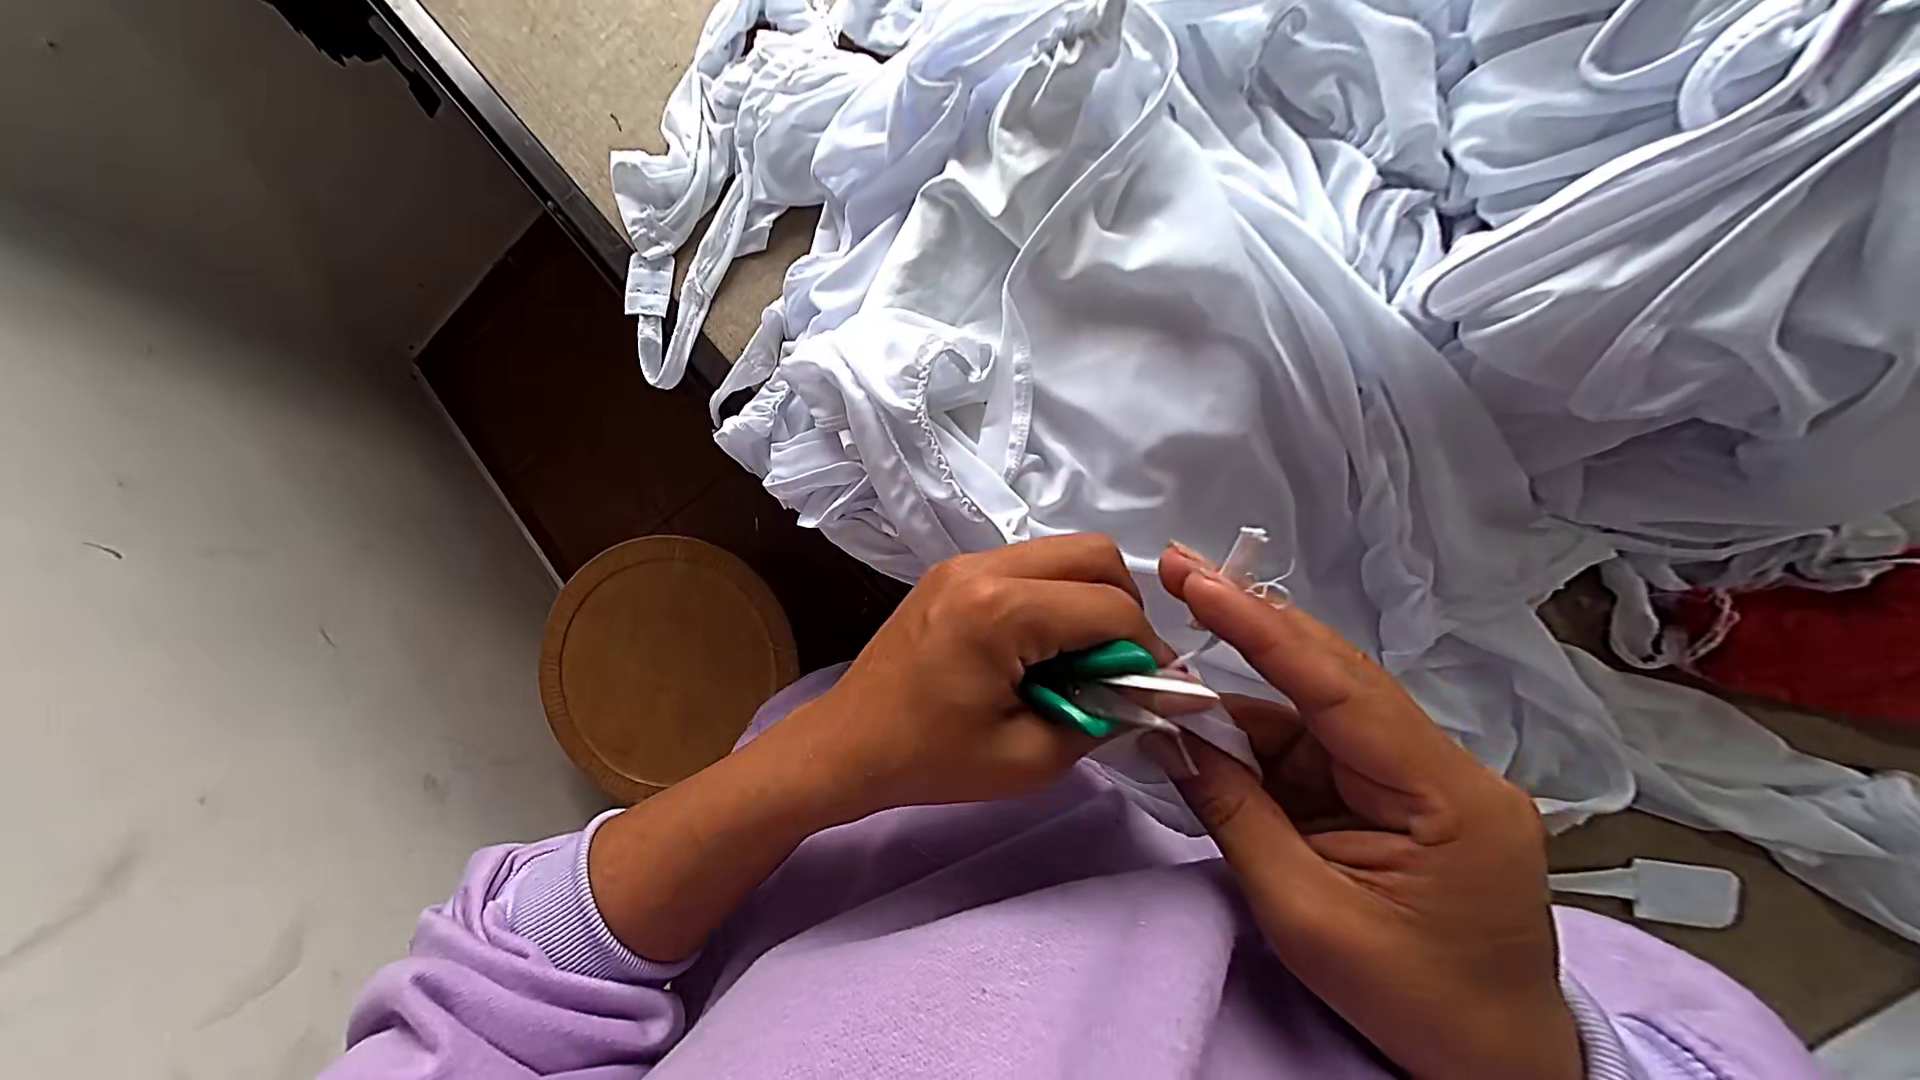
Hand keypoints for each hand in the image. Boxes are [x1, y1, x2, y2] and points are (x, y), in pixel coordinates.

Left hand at [767, 534, 1169, 820]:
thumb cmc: (929, 761)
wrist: (846, 744)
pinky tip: (1042, 643)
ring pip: (1064, 551)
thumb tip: (1152, 692)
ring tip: (1081, 654)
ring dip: (1091, 597)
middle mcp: (983, 566)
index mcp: (998, 611)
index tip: (1154, 689)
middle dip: (1125, 607)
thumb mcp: (1028, 758)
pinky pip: (1030, 564)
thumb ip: (1102, 718)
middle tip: (1117, 663)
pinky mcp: (954, 570)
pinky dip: (1056, 595)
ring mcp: (964, 561)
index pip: (1110, 609)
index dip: (1147, 651)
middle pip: (1095, 554)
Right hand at [1157, 545, 1581, 1079]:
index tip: (1200, 581)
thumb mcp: (1305, 915)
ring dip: (1232, 694)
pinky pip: (1302, 741)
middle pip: (1326, 673)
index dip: (1261, 627)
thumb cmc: (1412, 1002)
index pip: (1338, 687)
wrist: (1493, 1063)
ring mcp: (1405, 770)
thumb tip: (1170, 736)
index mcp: (1444, 794)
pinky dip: (1244, 734)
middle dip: (1247, 621)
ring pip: (1304, 705)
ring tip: (1165, 673)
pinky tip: (1200, 729)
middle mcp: (1432, 762)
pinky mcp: (1379, 784)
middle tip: (1182, 570)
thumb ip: (1234, 813)